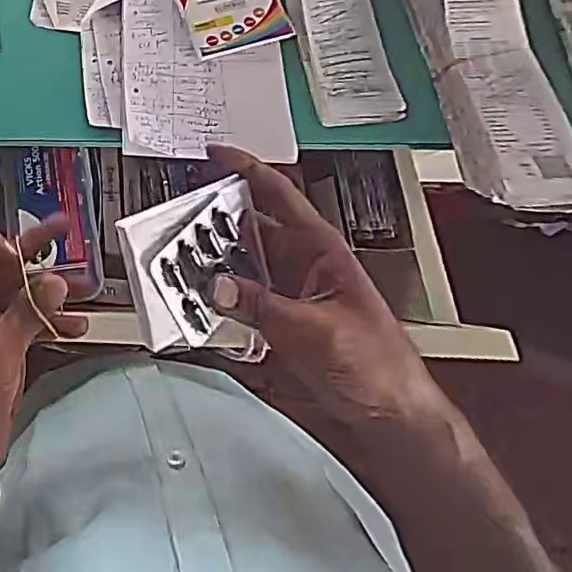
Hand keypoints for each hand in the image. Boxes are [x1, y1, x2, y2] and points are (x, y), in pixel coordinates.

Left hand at [0, 217, 87, 521]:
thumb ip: (26, 312)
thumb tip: (53, 281)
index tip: (17, 254)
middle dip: (33, 253)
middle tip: (61, 232)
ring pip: (20, 287)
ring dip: (51, 287)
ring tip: (83, 283)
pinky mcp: (3, 338)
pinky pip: (29, 314)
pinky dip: (51, 317)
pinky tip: (75, 323)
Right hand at [206, 144, 437, 430]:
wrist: (390, 417)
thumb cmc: (381, 365)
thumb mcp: (317, 330)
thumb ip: (262, 307)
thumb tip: (220, 287)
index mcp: (319, 248)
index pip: (278, 194)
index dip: (246, 168)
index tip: (215, 154)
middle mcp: (298, 266)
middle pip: (247, 228)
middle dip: (213, 220)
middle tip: (181, 217)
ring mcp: (284, 294)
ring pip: (236, 265)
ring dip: (211, 264)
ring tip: (182, 263)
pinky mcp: (273, 324)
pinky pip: (234, 302)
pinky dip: (215, 302)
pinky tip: (200, 306)